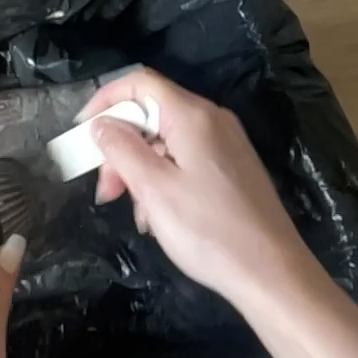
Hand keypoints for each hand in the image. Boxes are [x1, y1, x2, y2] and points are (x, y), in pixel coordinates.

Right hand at [83, 69, 315, 301]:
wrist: (274, 275)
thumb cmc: (209, 230)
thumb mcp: (154, 189)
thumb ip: (122, 149)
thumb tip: (101, 124)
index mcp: (192, 115)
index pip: (140, 82)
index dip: (106, 101)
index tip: (83, 133)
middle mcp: (212, 119)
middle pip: (152, 115)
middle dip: (122, 148)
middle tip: (107, 190)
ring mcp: (226, 143)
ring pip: (166, 141)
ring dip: (141, 170)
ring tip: (138, 216)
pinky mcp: (233, 167)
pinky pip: (186, 160)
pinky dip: (165, 180)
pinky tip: (161, 218)